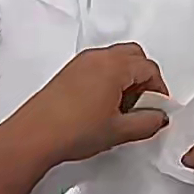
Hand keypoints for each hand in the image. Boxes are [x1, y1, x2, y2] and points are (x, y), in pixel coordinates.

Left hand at [1, 43, 169, 167]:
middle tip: (144, 104)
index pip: (149, 68)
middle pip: (134, 56)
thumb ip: (148, 122)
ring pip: (115, 60)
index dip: (159, 89)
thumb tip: (157, 118)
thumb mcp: (120, 131)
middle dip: (144, 79)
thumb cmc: (69, 129)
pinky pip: (98, 67)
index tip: (158, 107)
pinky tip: (104, 108)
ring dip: (126, 79)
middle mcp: (97, 58)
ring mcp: (80, 64)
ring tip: (123, 109)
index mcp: (114, 66)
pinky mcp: (69, 73)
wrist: (34, 136)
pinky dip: (109, 80)